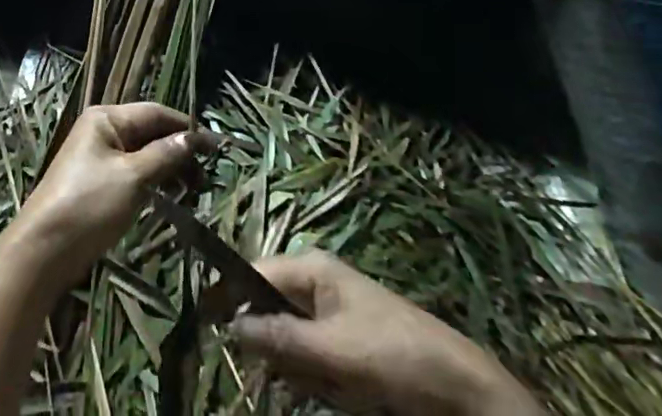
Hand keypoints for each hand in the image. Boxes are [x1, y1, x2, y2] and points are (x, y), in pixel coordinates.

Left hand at [11, 103, 215, 284]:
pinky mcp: (98, 182)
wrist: (44, 250)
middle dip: (179, 149)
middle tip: (206, 175)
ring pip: (144, 153)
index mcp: (106, 118)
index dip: (187, 127)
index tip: (216, 147)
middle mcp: (102, 130)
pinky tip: (171, 195)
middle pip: (150, 132)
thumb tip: (194, 138)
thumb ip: (165, 154)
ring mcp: (98, 157)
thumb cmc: (89, 204)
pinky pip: (133, 172)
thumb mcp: (133, 177)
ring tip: (193, 188)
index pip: (155, 113)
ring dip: (169, 167)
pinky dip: (154, 180)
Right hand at [230, 252, 544, 415]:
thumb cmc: (394, 356)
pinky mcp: (342, 345)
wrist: (461, 390)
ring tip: (315, 386)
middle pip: (267, 310)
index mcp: (312, 268)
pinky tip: (327, 392)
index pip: (254, 274)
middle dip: (268, 346)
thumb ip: (279, 339)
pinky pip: (307, 358)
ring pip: (285, 340)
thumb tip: (230, 326)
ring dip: (291, 368)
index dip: (227, 297)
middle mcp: (316, 285)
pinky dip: (309, 378)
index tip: (201, 324)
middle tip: (277, 375)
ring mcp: (330, 316)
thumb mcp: (333, 350)